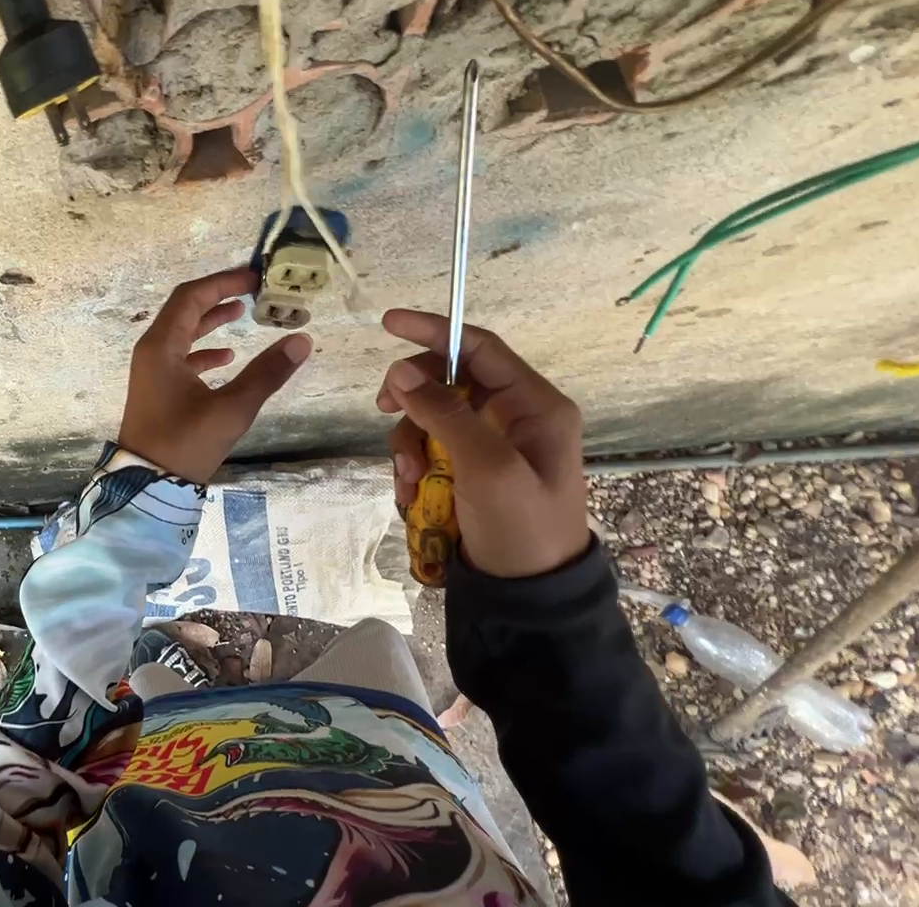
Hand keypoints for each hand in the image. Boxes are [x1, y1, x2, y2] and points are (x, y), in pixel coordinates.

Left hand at [117, 269, 313, 482]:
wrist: (147, 483)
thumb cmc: (185, 443)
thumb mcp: (231, 409)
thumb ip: (267, 373)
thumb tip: (302, 340)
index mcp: (161, 347)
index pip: (190, 297)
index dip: (222, 282)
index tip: (253, 277)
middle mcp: (152, 351)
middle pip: (184, 310)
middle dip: (218, 296)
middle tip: (253, 290)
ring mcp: (152, 370)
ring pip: (182, 332)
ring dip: (210, 321)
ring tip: (244, 313)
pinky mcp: (157, 388)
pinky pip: (180, 356)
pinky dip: (203, 350)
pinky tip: (228, 356)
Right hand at [378, 309, 588, 578]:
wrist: (526, 595)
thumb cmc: (520, 526)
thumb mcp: (486, 467)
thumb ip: (445, 414)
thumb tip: (400, 373)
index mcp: (533, 405)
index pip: (479, 348)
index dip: (434, 331)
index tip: (388, 322)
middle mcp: (511, 416)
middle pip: (446, 380)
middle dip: (412, 398)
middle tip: (384, 412)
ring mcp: (487, 443)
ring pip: (427, 416)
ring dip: (407, 441)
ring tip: (407, 476)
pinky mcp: (465, 468)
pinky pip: (424, 447)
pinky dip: (409, 464)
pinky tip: (409, 488)